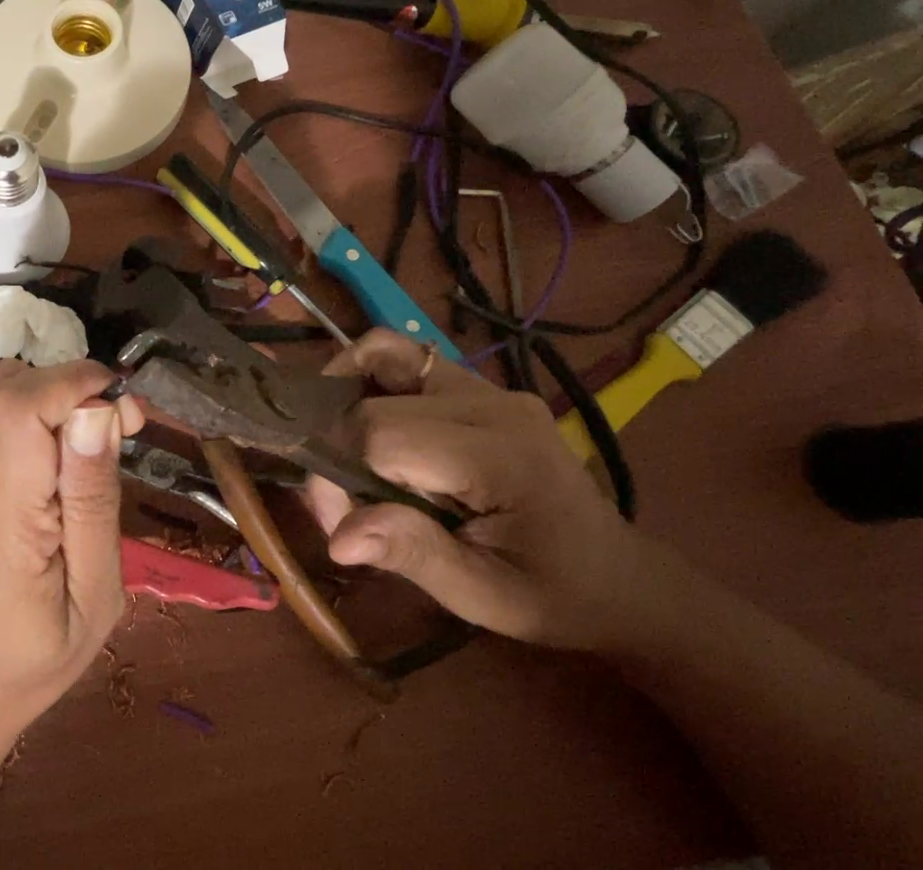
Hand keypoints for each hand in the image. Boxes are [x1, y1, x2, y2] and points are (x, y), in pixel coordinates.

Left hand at [0, 360, 144, 815]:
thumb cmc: (27, 665)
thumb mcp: (93, 601)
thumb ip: (93, 502)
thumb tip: (99, 412)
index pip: (20, 413)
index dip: (76, 385)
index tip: (125, 404)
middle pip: (4, 390)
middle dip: (67, 389)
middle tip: (113, 428)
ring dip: (42, 398)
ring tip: (80, 445)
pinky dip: (15, 415)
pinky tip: (40, 459)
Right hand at [304, 330, 664, 651]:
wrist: (619, 580)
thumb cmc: (552, 596)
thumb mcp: (484, 596)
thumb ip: (413, 555)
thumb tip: (339, 538)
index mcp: (503, 457)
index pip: (381, 438)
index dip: (337, 480)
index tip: (336, 527)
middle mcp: (495, 405)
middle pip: (374, 405)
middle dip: (335, 452)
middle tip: (339, 507)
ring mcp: (488, 389)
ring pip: (382, 356)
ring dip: (343, 400)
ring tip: (336, 452)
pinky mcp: (478, 387)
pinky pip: (405, 358)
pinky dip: (367, 379)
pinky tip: (361, 425)